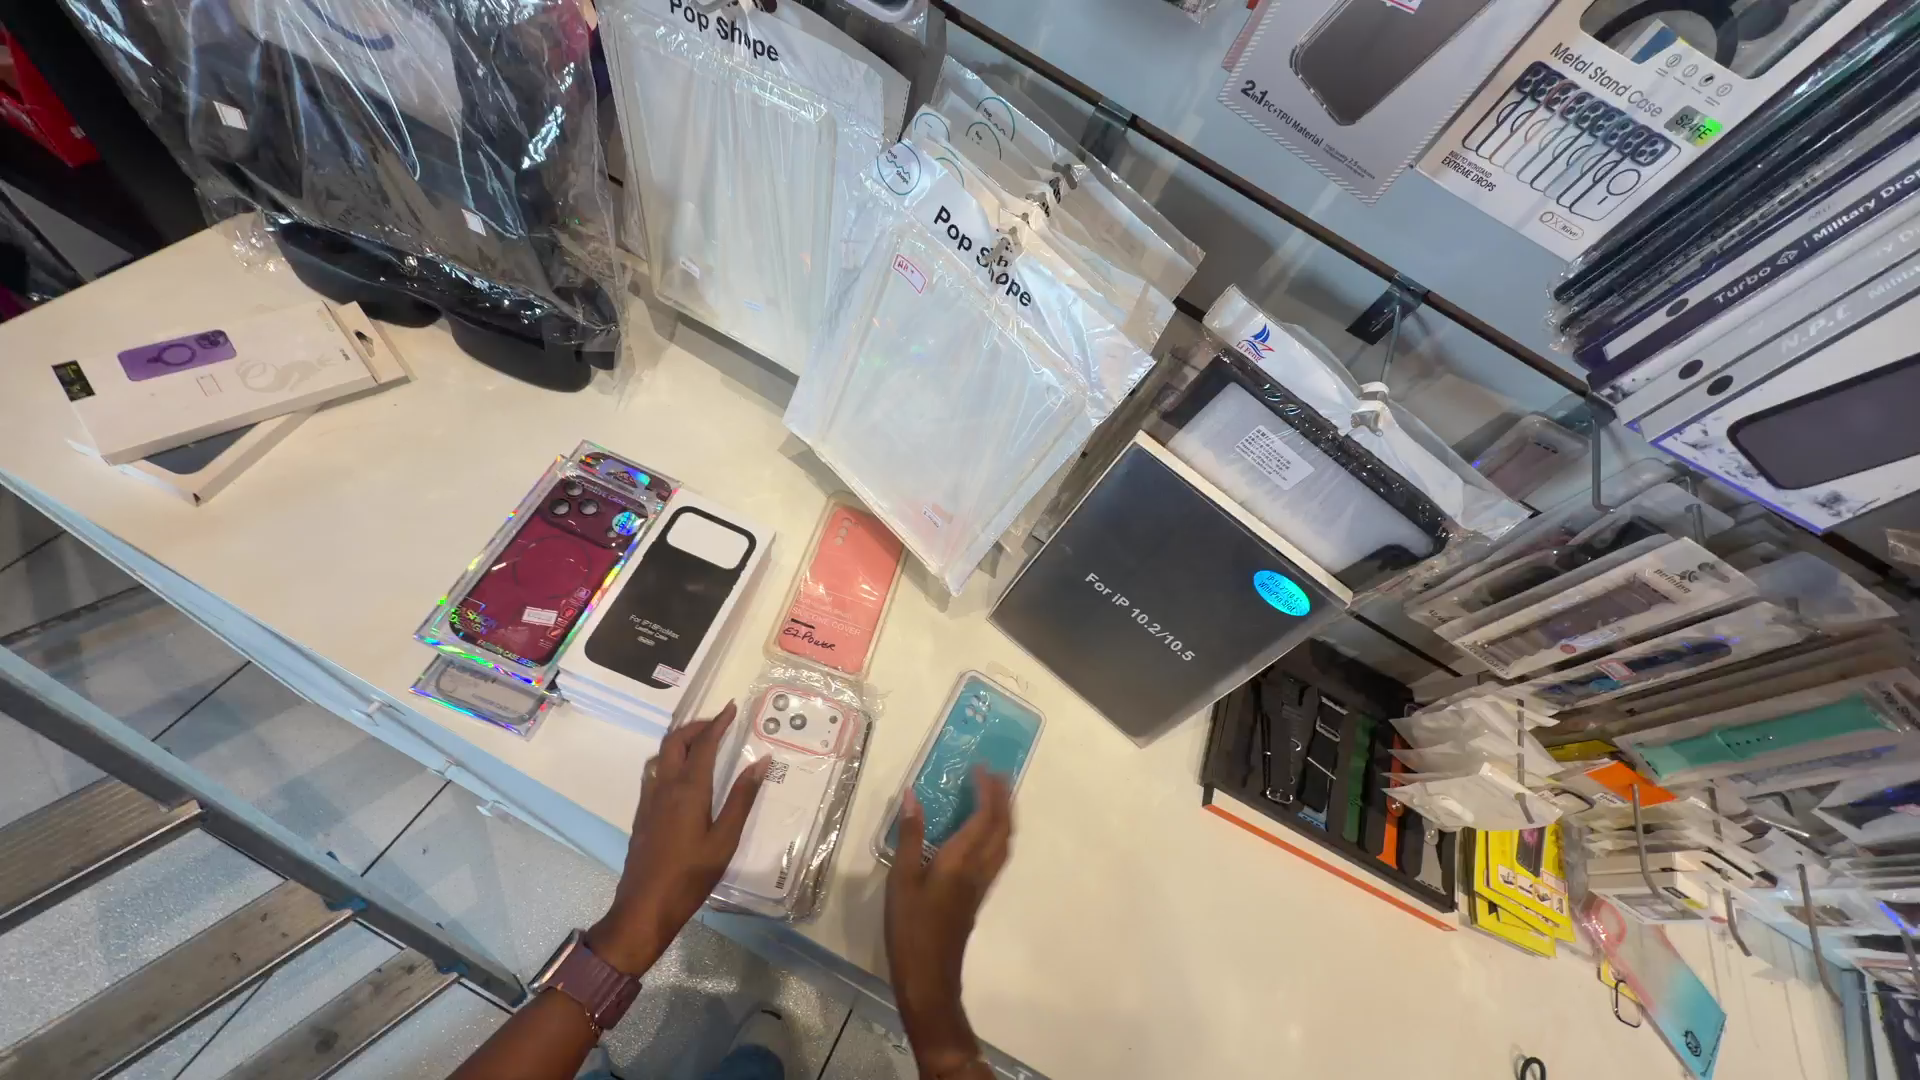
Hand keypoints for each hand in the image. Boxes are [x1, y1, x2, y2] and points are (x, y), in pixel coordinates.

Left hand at [587, 702, 767, 974]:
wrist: (644, 908)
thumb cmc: (691, 876)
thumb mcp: (726, 839)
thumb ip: (742, 798)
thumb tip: (761, 762)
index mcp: (689, 790)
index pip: (704, 744)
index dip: (718, 723)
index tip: (732, 708)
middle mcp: (665, 787)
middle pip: (675, 741)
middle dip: (697, 725)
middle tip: (718, 723)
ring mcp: (649, 800)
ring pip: (661, 755)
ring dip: (682, 741)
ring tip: (703, 742)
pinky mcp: (642, 814)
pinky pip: (655, 772)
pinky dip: (671, 759)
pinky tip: (684, 774)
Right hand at [884, 768, 1012, 1074]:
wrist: (929, 978)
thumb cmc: (911, 928)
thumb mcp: (901, 880)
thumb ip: (910, 836)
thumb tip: (913, 795)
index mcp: (961, 860)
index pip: (985, 816)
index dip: (988, 789)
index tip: (982, 767)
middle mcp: (979, 868)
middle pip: (1003, 826)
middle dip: (1003, 797)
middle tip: (996, 774)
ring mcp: (982, 884)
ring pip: (1005, 842)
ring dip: (1005, 814)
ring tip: (996, 795)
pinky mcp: (978, 896)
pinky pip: (998, 854)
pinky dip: (999, 833)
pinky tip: (984, 832)